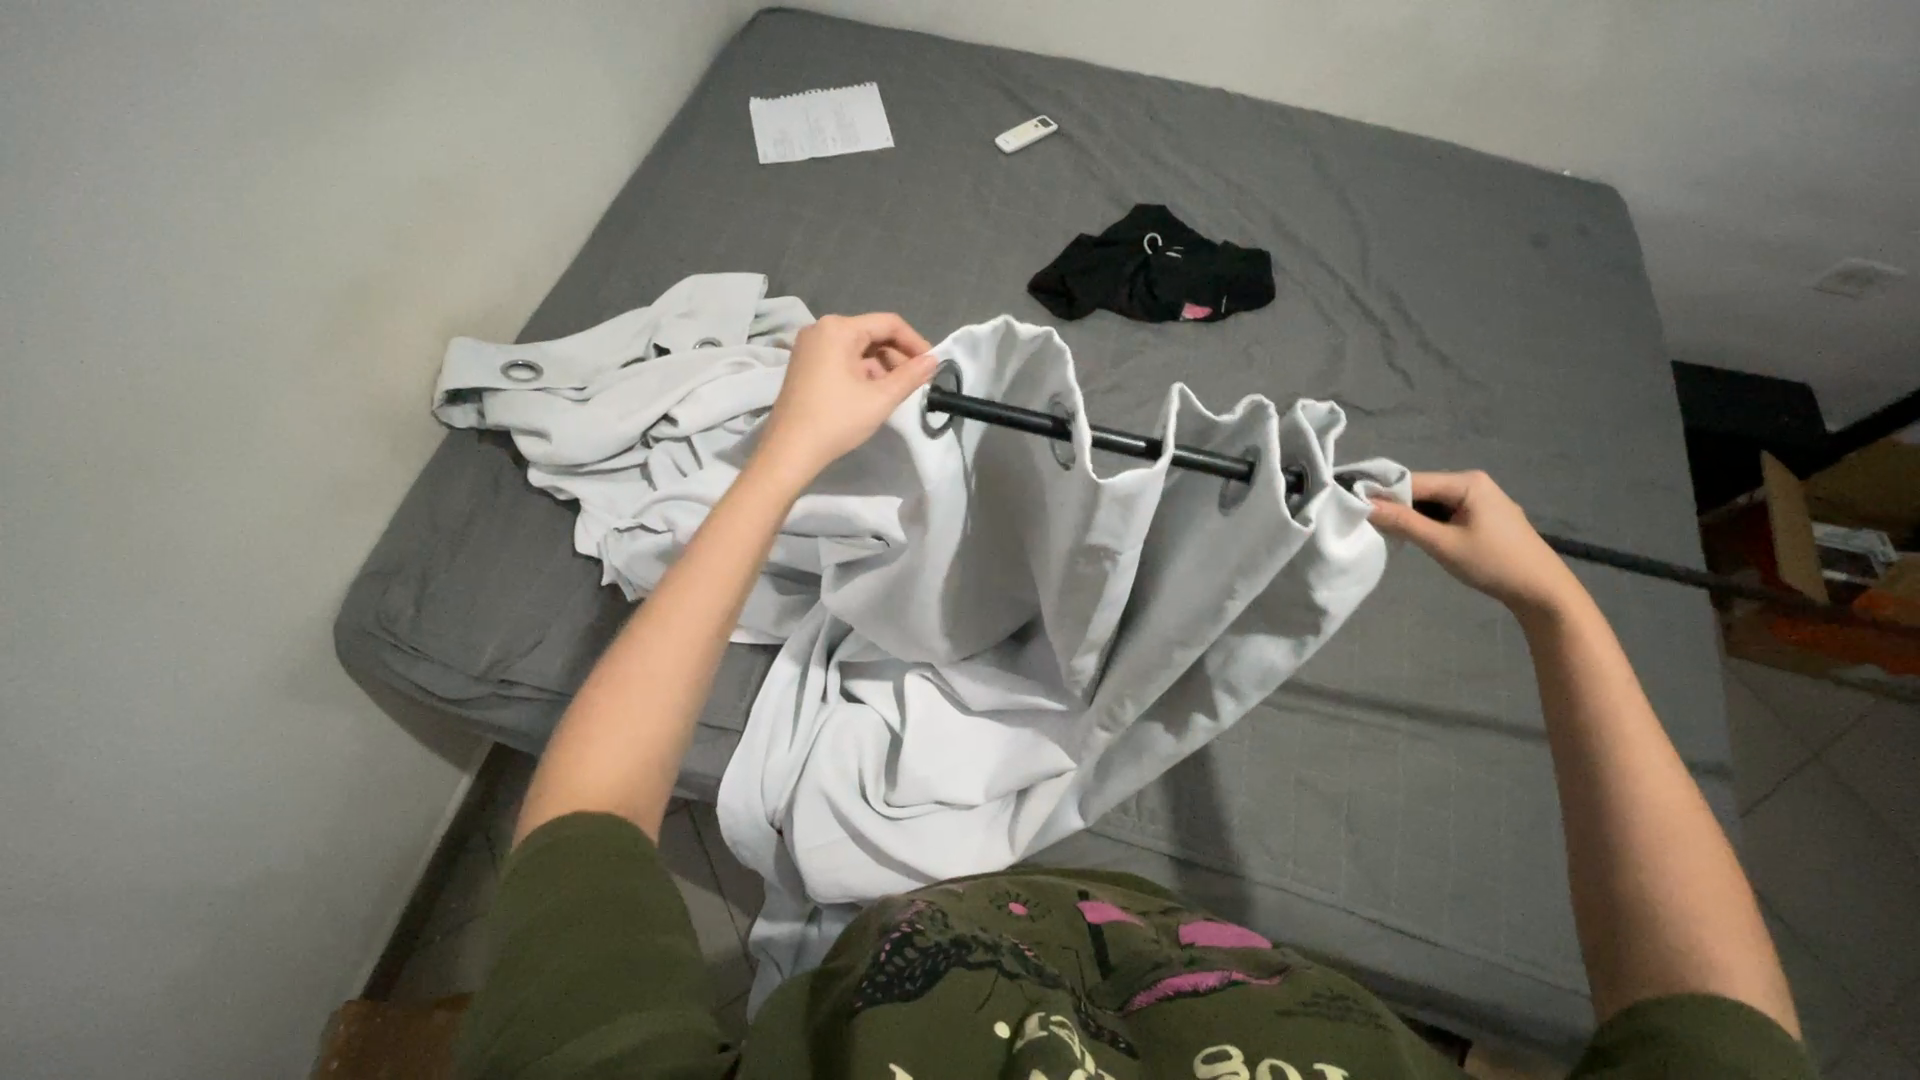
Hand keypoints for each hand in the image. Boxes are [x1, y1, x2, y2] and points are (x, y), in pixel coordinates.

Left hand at [752, 313, 939, 484]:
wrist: (789, 451)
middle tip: (917, 381)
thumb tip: (933, 361)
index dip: (915, 342)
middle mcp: (821, 329)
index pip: (888, 324)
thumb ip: (910, 376)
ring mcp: (810, 347)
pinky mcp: (805, 364)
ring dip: (881, 367)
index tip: (933, 365)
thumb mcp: (880, 399)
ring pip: (858, 348)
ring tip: (897, 392)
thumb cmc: (836, 420)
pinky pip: (842, 359)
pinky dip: (862, 372)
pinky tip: (874, 394)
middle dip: (898, 356)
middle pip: (872, 334)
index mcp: (838, 329)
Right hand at [1369, 471, 1583, 619]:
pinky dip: (1426, 522)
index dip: (1381, 493)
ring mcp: (1480, 499)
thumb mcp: (1442, 544)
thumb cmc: (1493, 563)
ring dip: (1410, 516)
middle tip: (1368, 524)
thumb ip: (1403, 522)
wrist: (1542, 590)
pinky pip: (1444, 511)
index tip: (1353, 507)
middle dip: (1395, 505)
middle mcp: (1473, 483)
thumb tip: (1364, 505)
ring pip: (1430, 502)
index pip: (1411, 480)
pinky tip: (1416, 536)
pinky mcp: (1482, 516)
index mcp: (1467, 482)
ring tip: (1388, 532)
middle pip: (1420, 489)